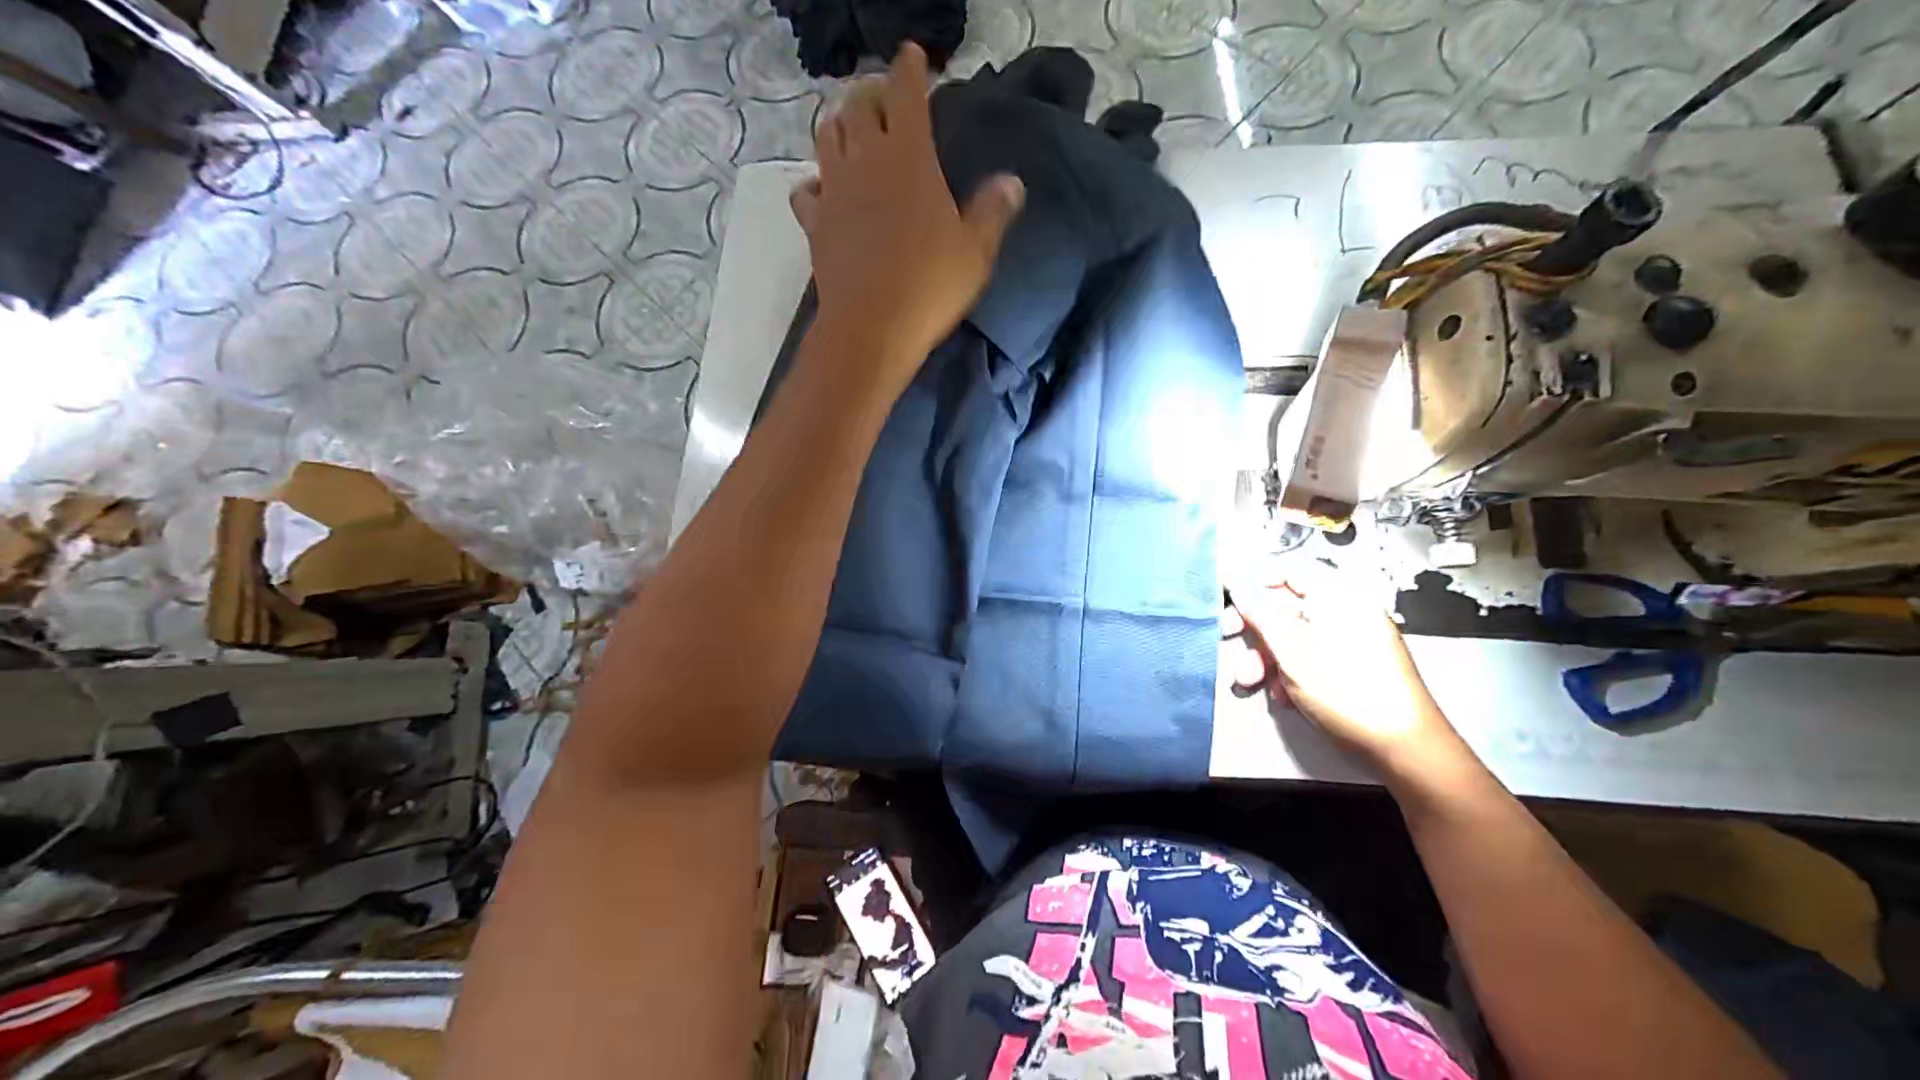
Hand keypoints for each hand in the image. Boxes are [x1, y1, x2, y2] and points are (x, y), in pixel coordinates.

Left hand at [790, 43, 1024, 388]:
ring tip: (854, 134)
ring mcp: (833, 191)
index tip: (913, 57)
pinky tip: (825, 192)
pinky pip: (806, 189)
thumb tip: (1012, 182)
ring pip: (826, 136)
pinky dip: (815, 182)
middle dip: (872, 94)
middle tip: (885, 101)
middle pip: (858, 106)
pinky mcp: (815, 223)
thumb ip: (992, 211)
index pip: (905, 94)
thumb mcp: (975, 252)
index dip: (910, 70)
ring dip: (840, 125)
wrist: (870, 328)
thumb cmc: (929, 288)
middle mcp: (865, 162)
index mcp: (909, 158)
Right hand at [1226, 576, 1475, 787]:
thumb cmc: (1348, 693)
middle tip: (1229, 641)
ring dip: (1266, 658)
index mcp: (1339, 597)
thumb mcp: (1292, 650)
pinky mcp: (1353, 668)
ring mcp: (1351, 641)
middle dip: (1254, 630)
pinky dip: (1291, 673)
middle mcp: (1346, 613)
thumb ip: (1260, 612)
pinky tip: (1284, 695)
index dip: (1252, 585)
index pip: (1285, 573)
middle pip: (1285, 608)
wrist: (1403, 749)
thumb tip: (1237, 582)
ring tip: (1253, 682)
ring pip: (1294, 638)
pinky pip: (1311, 658)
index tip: (1227, 604)